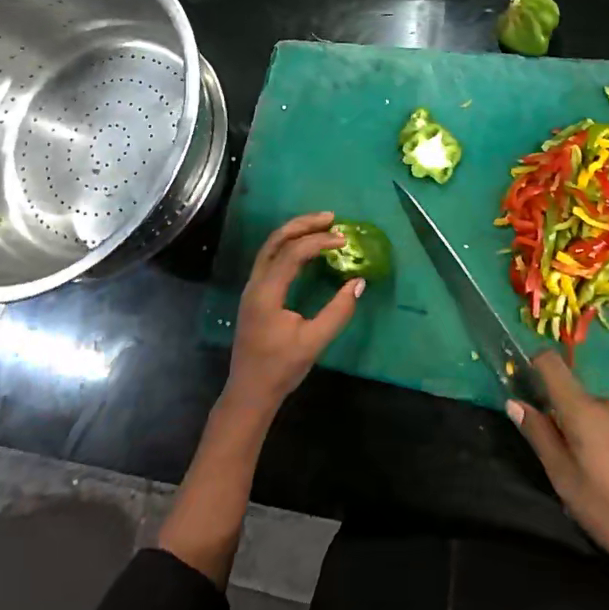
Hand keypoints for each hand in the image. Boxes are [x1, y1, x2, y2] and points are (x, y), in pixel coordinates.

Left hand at [227, 212, 363, 410]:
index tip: (343, 240)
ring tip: (321, 226)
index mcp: (266, 293)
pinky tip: (307, 248)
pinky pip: (270, 259)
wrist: (250, 391)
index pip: (292, 253)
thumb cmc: (281, 368)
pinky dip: (289, 246)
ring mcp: (252, 288)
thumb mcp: (314, 342)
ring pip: (270, 247)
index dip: (318, 242)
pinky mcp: (256, 294)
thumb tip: (358, 282)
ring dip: (294, 232)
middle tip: (331, 218)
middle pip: (275, 240)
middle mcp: (255, 284)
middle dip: (303, 225)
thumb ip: (338, 311)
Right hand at [508, 351, 608, 582]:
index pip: (551, 364)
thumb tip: (515, 402)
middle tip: (559, 463)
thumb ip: (540, 437)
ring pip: (596, 416)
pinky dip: (607, 445)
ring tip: (590, 480)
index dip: (533, 366)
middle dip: (560, 419)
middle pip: (573, 397)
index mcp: (583, 410)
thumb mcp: (566, 481)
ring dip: (585, 435)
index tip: (524, 389)